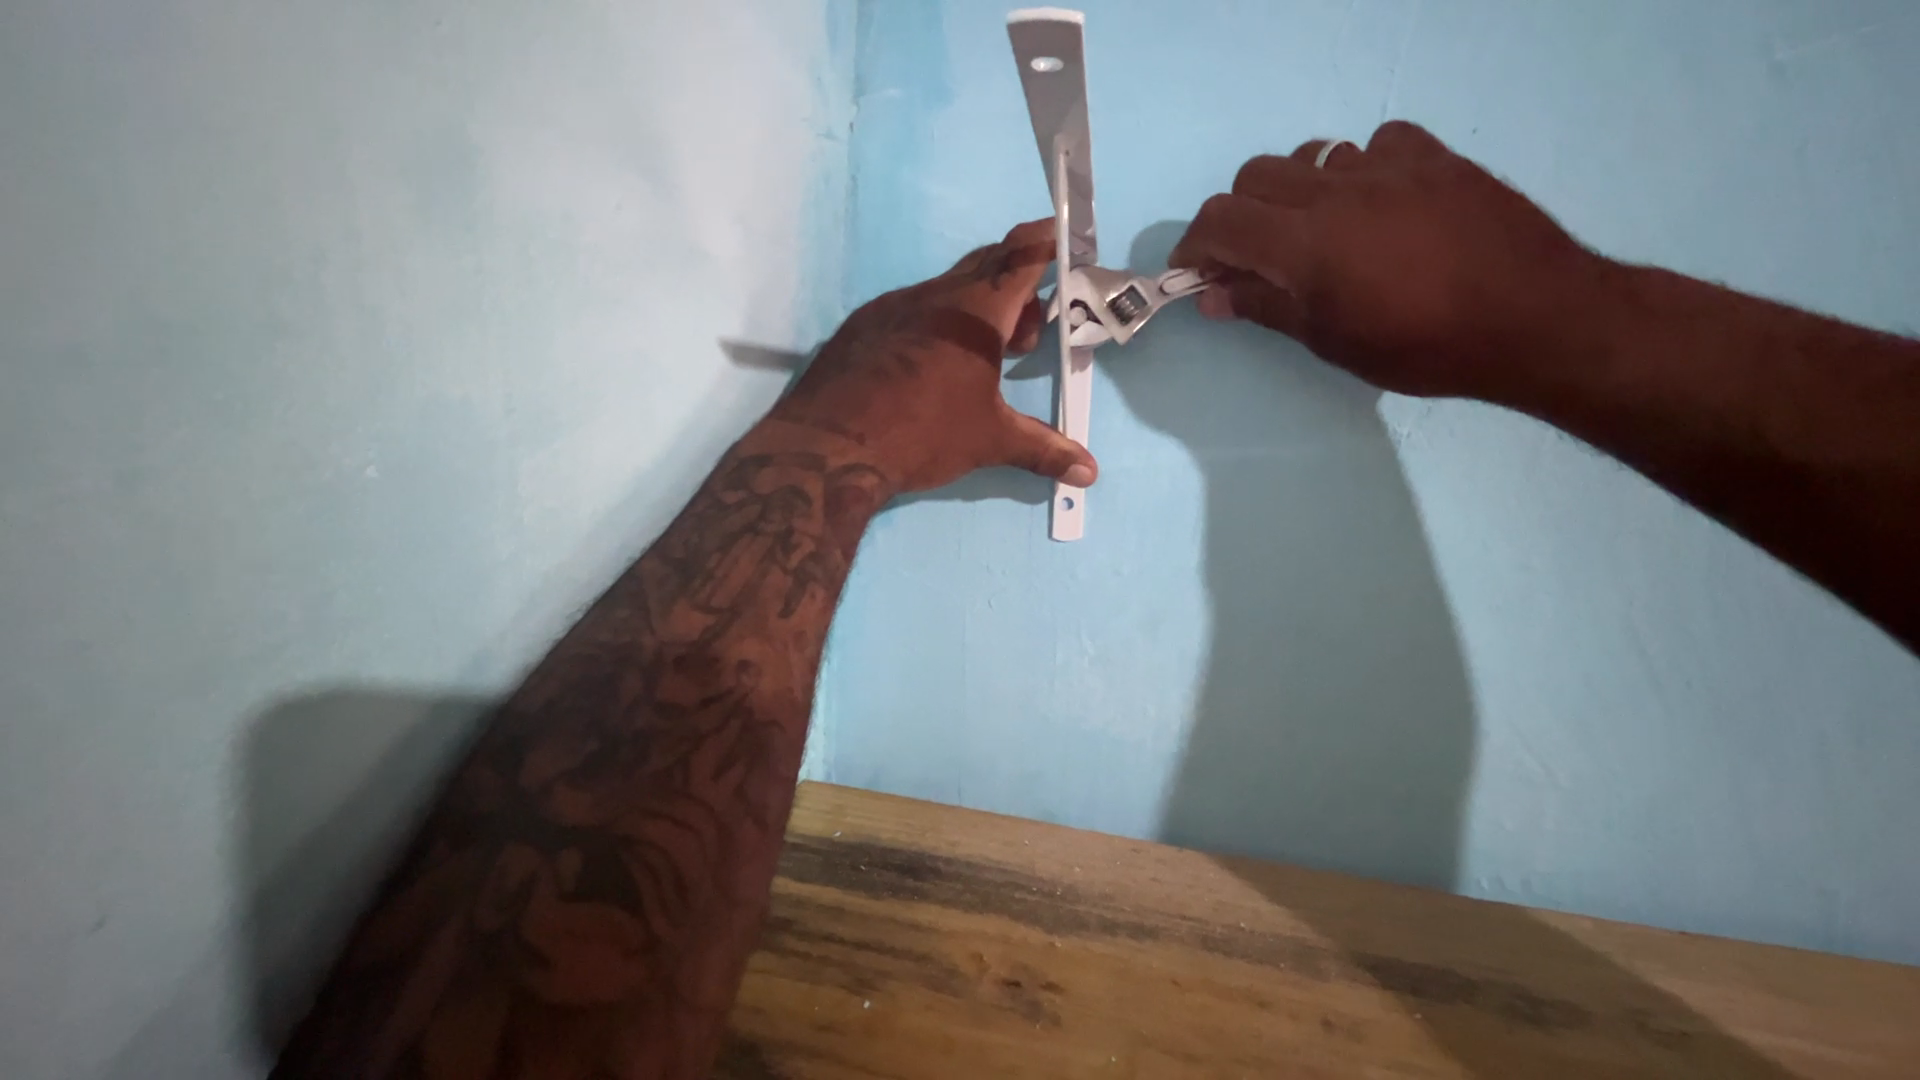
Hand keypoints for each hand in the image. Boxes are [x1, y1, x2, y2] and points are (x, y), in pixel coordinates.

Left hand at [767, 219, 1096, 493]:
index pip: (1022, 255)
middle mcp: (934, 296)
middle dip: (1017, 288)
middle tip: (1030, 331)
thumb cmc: (921, 433)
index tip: (1067, 238)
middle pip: (987, 265)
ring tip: (986, 360)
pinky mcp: (863, 327)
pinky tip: (933, 369)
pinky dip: (937, 325)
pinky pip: (911, 310)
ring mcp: (892, 307)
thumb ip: (1042, 450)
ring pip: (947, 290)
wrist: (829, 445)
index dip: (1049, 241)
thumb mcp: (989, 440)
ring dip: (977, 312)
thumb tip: (1090, 473)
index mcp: (975, 311)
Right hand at [1170, 121, 1605, 398]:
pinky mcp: (1433, 156)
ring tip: (1314, 231)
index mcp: (1304, 242)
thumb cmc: (1421, 346)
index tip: (1194, 275)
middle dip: (1237, 217)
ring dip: (1292, 192)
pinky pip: (1374, 144)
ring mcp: (1387, 165)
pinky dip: (1356, 170)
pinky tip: (1376, 203)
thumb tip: (1211, 294)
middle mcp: (1336, 189)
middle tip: (1251, 259)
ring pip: (1310, 155)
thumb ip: (1265, 307)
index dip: (1194, 246)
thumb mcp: (1330, 340)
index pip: (1220, 220)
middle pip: (1254, 178)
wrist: (1533, 318)